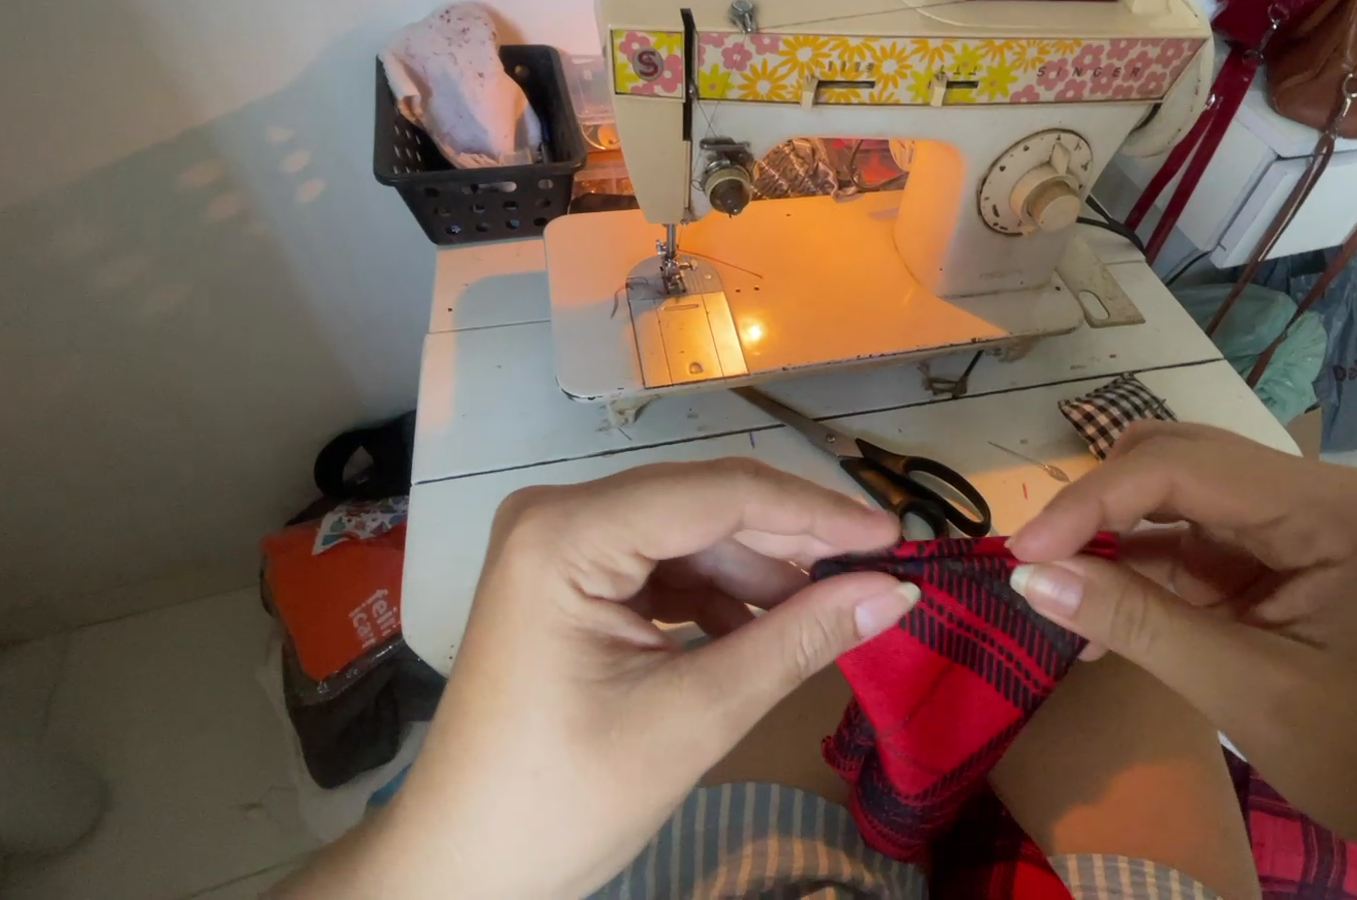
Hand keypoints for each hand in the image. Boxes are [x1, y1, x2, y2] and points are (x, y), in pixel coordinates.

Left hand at [345, 460, 911, 898]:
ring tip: (826, 606)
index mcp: (568, 532)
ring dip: (762, 570)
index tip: (890, 533)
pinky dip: (723, 593)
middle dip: (792, 540)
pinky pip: (669, 562)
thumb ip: (799, 640)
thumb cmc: (565, 800)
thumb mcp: (695, 716)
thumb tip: (894, 592)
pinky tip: (766, 626)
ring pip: (694, 532)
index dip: (813, 511)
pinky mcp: (576, 570)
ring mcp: (564, 538)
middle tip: (873, 567)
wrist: (462, 870)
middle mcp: (561, 511)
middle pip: (705, 504)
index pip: (718, 494)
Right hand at [1004, 424, 1356, 895]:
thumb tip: (1026, 575)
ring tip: (1057, 583)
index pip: (1178, 467)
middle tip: (1037, 558)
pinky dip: (1135, 567)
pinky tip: (1096, 610)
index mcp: (1324, 507)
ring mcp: (1289, 521)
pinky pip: (1183, 538)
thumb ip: (1132, 621)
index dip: (1090, 500)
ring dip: (1111, 533)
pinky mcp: (1270, 553)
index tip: (1022, 551)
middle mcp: (1308, 493)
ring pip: (1171, 492)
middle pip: (1172, 460)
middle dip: (1097, 503)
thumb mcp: (1243, 688)